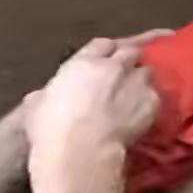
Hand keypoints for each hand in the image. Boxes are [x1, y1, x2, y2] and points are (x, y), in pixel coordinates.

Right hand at [24, 32, 168, 157]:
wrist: (83, 148)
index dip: (105, 51)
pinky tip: (140, 111)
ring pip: (147, 72)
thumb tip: (48, 95)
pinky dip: (148, 100)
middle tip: (123, 74)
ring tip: (133, 94)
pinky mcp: (154, 101)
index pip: (103, 44)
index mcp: (84, 63)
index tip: (105, 60)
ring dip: (140, 79)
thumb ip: (50, 92)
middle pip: (131, 52)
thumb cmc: (52, 126)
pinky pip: (155, 95)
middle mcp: (115, 67)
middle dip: (129, 59)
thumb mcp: (37, 103)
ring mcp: (138, 83)